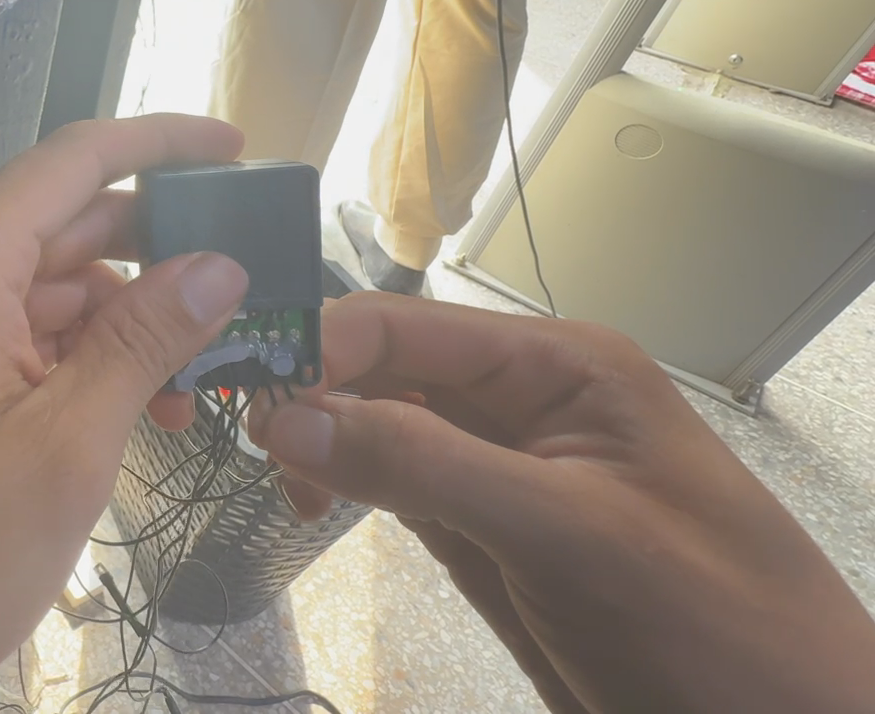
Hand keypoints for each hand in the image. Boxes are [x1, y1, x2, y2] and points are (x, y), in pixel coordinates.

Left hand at [0, 116, 251, 712]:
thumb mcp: (65, 445)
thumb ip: (142, 341)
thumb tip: (217, 265)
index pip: (75, 160)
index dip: (160, 142)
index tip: (235, 144)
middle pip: (68, 224)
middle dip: (160, 250)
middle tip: (249, 285)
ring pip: (52, 288)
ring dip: (129, 321)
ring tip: (207, 377)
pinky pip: (24, 336)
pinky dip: (85, 359)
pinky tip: (143, 407)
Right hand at [247, 294, 874, 713]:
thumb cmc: (712, 638)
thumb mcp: (568, 537)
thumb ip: (420, 463)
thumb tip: (280, 417)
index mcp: (549, 364)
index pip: (396, 324)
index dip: (315, 347)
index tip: (248, 395)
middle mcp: (507, 393)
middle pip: (369, 364)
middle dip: (306, 395)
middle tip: (256, 447)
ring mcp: (481, 454)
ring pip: (360, 415)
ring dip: (310, 438)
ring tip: (287, 484)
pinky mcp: (461, 509)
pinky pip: (372, 469)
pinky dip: (328, 477)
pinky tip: (310, 501)